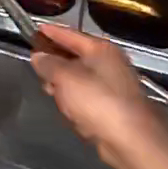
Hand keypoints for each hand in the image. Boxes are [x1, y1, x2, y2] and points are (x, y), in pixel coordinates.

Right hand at [30, 24, 167, 168]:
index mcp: (101, 49)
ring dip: (64, 87)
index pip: (70, 34)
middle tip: (38, 68)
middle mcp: (110, 64)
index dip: (51, 32)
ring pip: (80, 80)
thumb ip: (48, 64)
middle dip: (55, 64)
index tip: (35, 29)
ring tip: (51, 92)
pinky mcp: (114, 108)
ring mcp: (114, 86)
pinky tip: (70, 112)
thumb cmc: (98, 101)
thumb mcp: (65, 78)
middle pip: (75, 57)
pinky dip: (76, 104)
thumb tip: (38, 56)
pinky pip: (87, 99)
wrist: (131, 139)